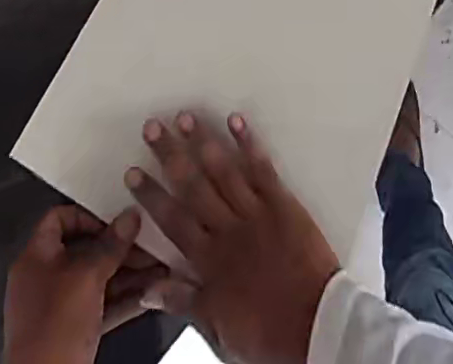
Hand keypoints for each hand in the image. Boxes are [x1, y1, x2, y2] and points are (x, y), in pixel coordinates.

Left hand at [3, 205, 173, 363]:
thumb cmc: (54, 331)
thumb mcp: (86, 278)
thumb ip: (110, 246)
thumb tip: (129, 219)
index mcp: (35, 259)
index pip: (58, 218)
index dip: (88, 215)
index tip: (116, 220)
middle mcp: (44, 280)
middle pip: (85, 250)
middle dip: (119, 248)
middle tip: (147, 243)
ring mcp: (58, 309)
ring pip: (97, 280)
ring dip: (128, 274)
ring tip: (159, 268)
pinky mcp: (73, 333)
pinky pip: (101, 306)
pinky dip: (124, 299)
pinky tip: (150, 294)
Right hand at [126, 112, 339, 363]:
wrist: (319, 328)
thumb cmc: (270, 333)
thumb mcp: (220, 328)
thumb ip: (184, 302)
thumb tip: (149, 289)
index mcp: (210, 260)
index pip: (173, 220)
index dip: (150, 195)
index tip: (133, 172)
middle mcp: (228, 230)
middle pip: (193, 186)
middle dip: (170, 154)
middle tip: (153, 128)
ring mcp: (256, 213)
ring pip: (224, 171)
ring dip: (203, 141)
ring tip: (186, 118)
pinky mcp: (283, 203)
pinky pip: (263, 168)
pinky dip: (248, 143)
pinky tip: (236, 121)